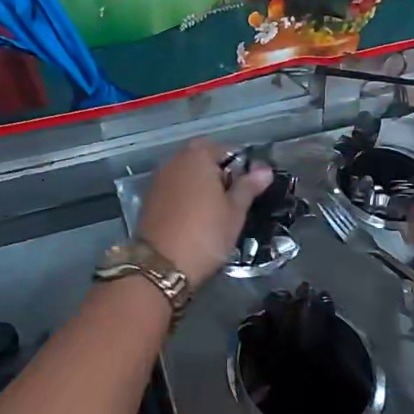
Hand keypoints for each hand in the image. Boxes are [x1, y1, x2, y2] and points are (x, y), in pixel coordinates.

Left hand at [136, 140, 271, 286]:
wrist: (161, 265)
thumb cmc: (205, 234)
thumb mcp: (235, 211)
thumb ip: (248, 186)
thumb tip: (264, 169)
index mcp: (196, 156)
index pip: (224, 149)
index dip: (240, 165)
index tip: (250, 186)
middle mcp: (173, 161)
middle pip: (202, 159)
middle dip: (219, 174)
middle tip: (234, 200)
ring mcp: (158, 179)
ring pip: (186, 175)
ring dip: (201, 185)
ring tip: (216, 211)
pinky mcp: (149, 199)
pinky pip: (174, 189)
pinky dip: (185, 197)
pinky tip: (195, 218)